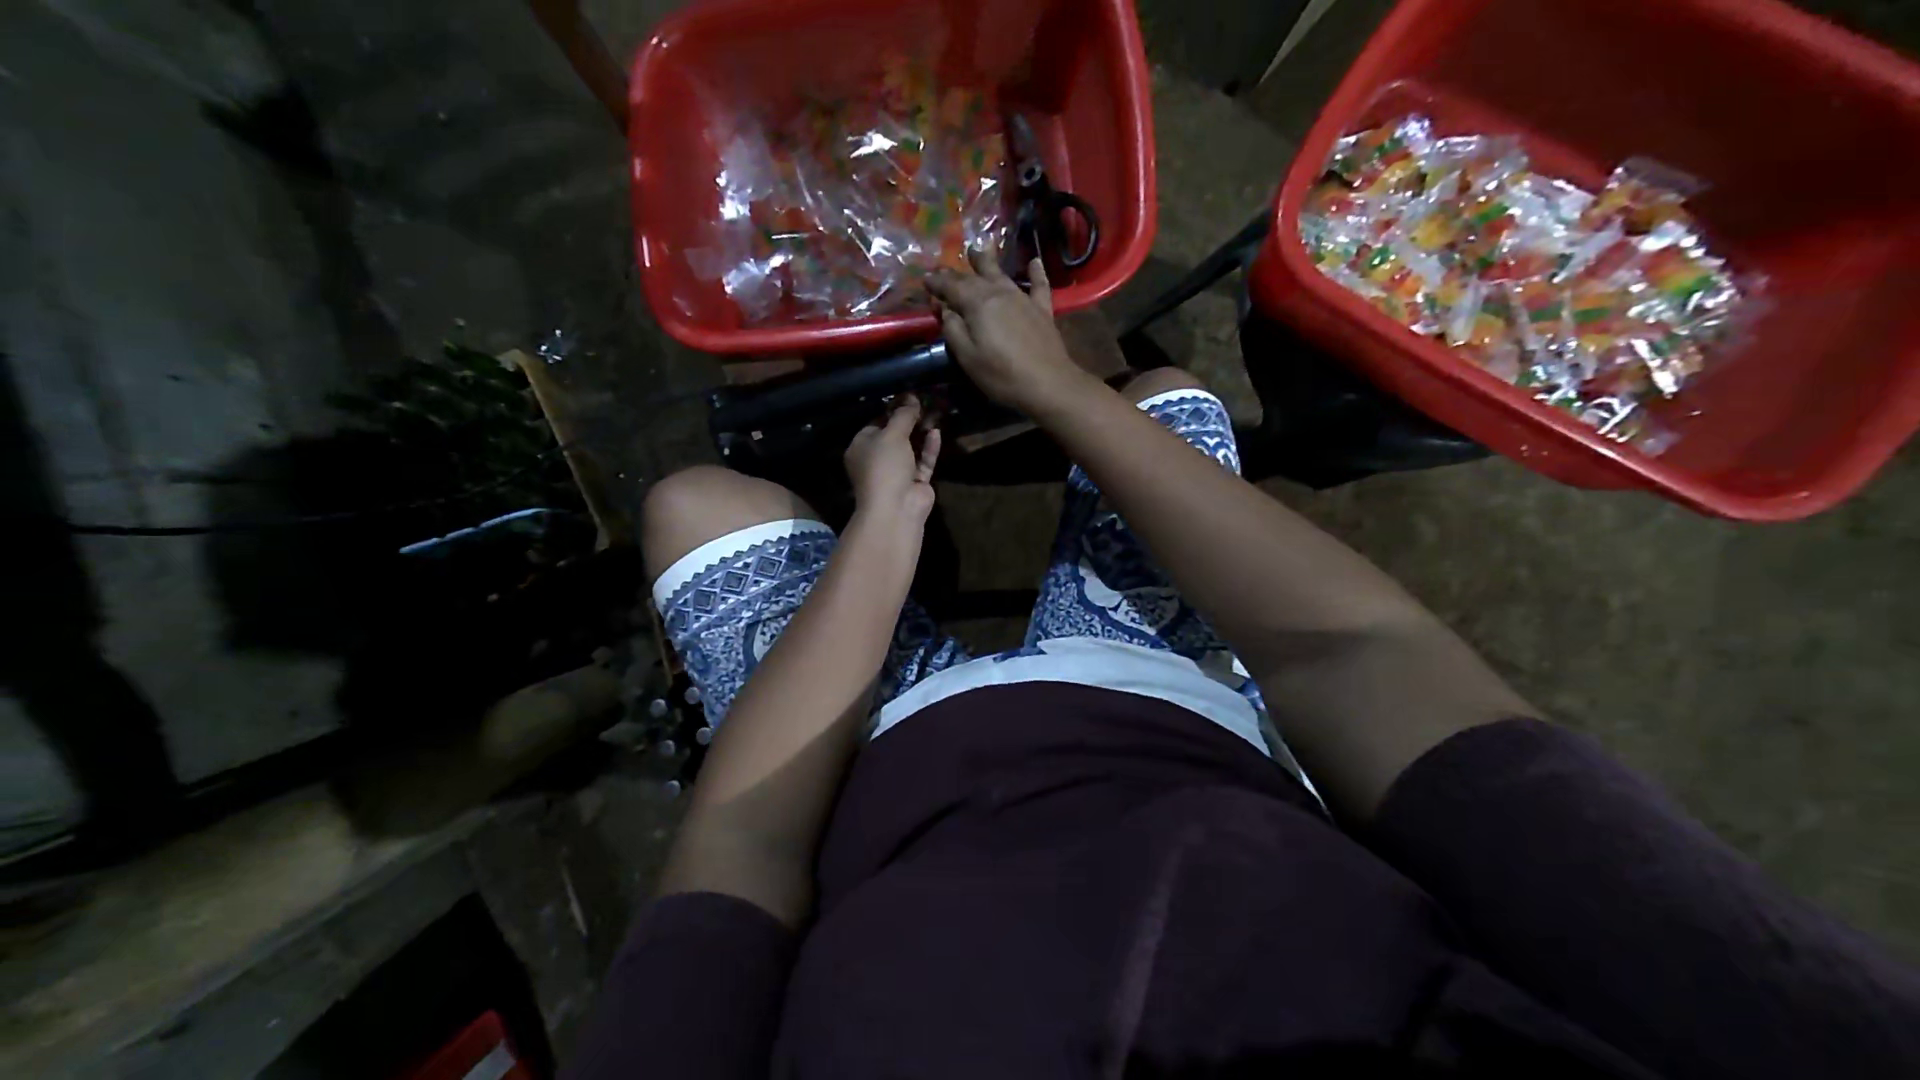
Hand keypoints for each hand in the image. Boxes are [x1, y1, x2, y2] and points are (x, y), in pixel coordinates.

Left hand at [844, 395, 940, 521]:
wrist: (896, 507)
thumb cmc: (884, 466)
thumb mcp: (891, 434)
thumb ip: (903, 415)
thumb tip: (911, 398)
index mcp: (861, 447)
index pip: (876, 424)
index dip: (892, 410)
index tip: (909, 397)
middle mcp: (877, 459)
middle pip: (895, 435)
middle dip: (910, 420)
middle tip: (925, 403)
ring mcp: (897, 472)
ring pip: (911, 448)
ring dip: (922, 432)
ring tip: (934, 413)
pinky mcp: (915, 482)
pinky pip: (923, 460)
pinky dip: (929, 447)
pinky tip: (936, 432)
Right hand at [927, 243, 1095, 416]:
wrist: (1048, 383)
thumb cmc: (1001, 374)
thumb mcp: (967, 356)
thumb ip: (953, 329)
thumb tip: (945, 308)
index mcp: (978, 304)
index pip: (951, 286)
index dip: (937, 282)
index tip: (924, 280)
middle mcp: (999, 293)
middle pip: (974, 278)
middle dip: (956, 273)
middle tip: (944, 269)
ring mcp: (1023, 299)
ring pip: (1001, 274)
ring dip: (987, 262)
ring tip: (977, 250)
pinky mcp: (1042, 310)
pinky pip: (1039, 285)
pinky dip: (1036, 272)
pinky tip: (1035, 262)